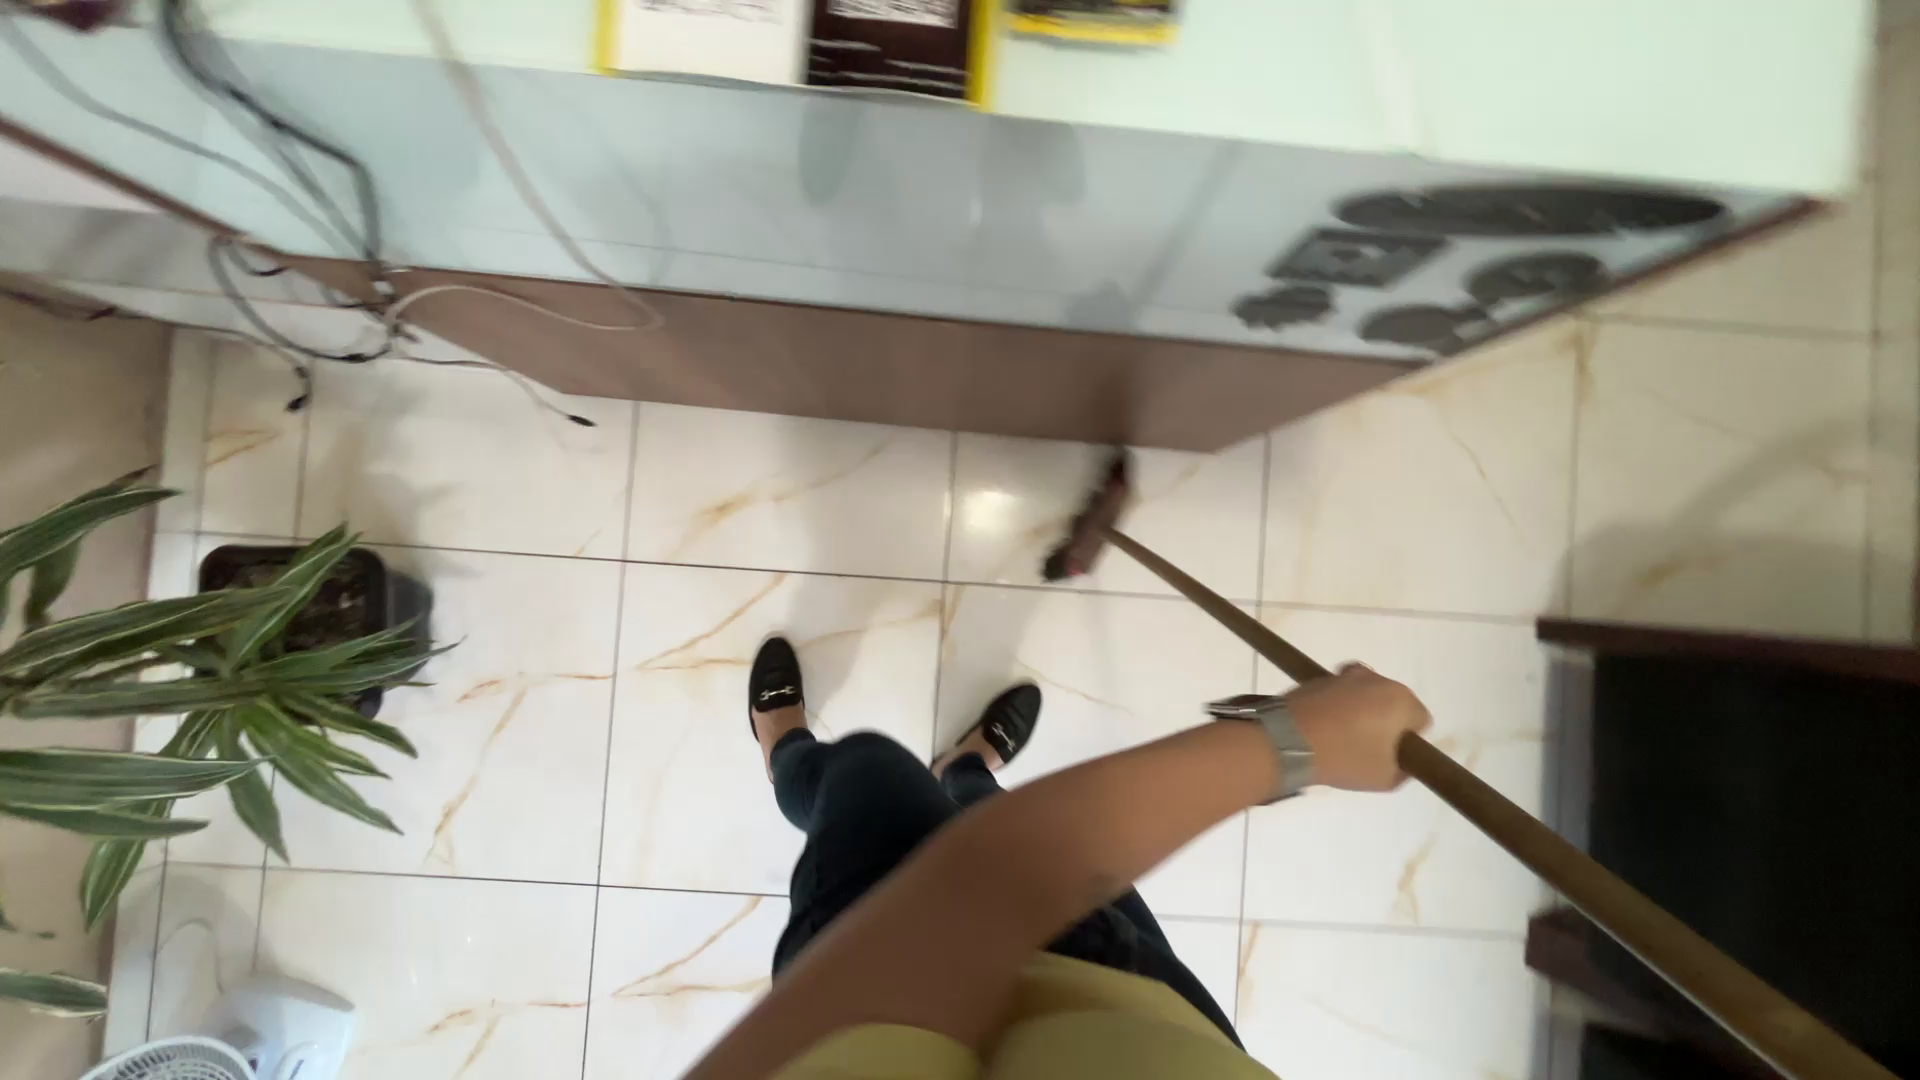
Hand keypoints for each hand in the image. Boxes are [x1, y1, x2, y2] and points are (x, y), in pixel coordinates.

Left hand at [1285, 663, 1430, 791]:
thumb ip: (1404, 768)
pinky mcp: (1315, 678)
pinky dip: (1335, 706)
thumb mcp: (1387, 778)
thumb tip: (1400, 759)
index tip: (1389, 754)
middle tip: (1365, 747)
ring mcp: (1341, 675)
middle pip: (1390, 703)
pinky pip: (1337, 694)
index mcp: (1399, 698)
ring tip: (1340, 737)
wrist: (1285, 739)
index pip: (1419, 720)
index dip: (1408, 740)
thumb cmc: (1344, 756)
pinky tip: (1323, 727)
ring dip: (1359, 711)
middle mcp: (1374, 678)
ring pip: (1363, 696)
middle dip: (1384, 721)